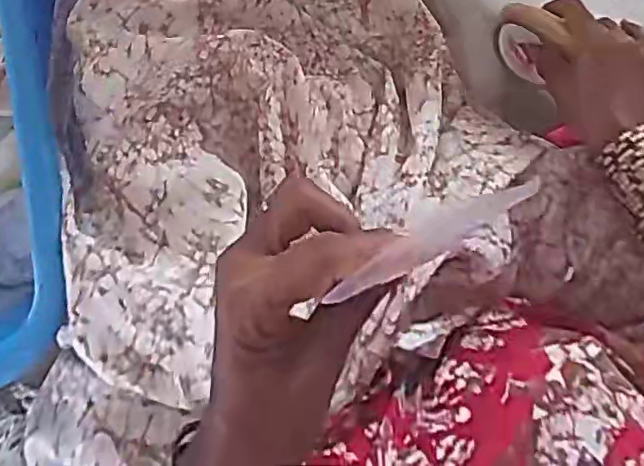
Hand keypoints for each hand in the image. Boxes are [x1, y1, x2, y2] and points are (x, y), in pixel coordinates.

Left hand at [190, 177, 391, 465]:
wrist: (240, 441)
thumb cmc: (275, 416)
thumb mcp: (323, 362)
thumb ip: (359, 302)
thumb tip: (400, 259)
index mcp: (250, 296)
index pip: (318, 253)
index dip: (366, 249)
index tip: (404, 250)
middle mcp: (240, 263)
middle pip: (298, 202)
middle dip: (342, 220)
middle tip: (372, 256)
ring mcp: (243, 258)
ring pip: (295, 206)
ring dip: (333, 225)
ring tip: (360, 263)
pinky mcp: (253, 260)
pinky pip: (293, 227)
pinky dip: (324, 235)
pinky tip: (343, 268)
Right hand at [525, 0, 643, 150]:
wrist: (629, 140)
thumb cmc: (591, 117)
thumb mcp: (559, 88)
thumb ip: (545, 60)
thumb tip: (533, 45)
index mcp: (584, 40)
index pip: (565, 7)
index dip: (545, 9)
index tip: (532, 15)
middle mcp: (609, 36)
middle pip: (583, 13)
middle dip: (565, 20)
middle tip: (553, 33)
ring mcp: (631, 46)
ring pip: (608, 24)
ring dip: (593, 30)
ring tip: (583, 45)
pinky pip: (637, 35)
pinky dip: (626, 32)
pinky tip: (621, 36)